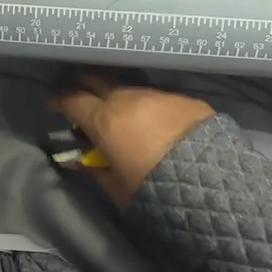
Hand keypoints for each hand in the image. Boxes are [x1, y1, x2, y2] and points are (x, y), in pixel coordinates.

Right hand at [53, 76, 215, 207]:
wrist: (216, 186)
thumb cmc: (157, 191)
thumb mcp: (118, 188)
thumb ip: (95, 170)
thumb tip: (76, 161)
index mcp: (105, 119)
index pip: (72, 99)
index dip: (60, 101)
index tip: (55, 106)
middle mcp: (127, 98)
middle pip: (97, 79)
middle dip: (86, 86)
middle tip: (83, 98)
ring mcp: (158, 95)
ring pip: (130, 87)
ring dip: (121, 97)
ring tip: (125, 113)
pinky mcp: (185, 99)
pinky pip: (160, 98)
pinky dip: (152, 107)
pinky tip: (159, 122)